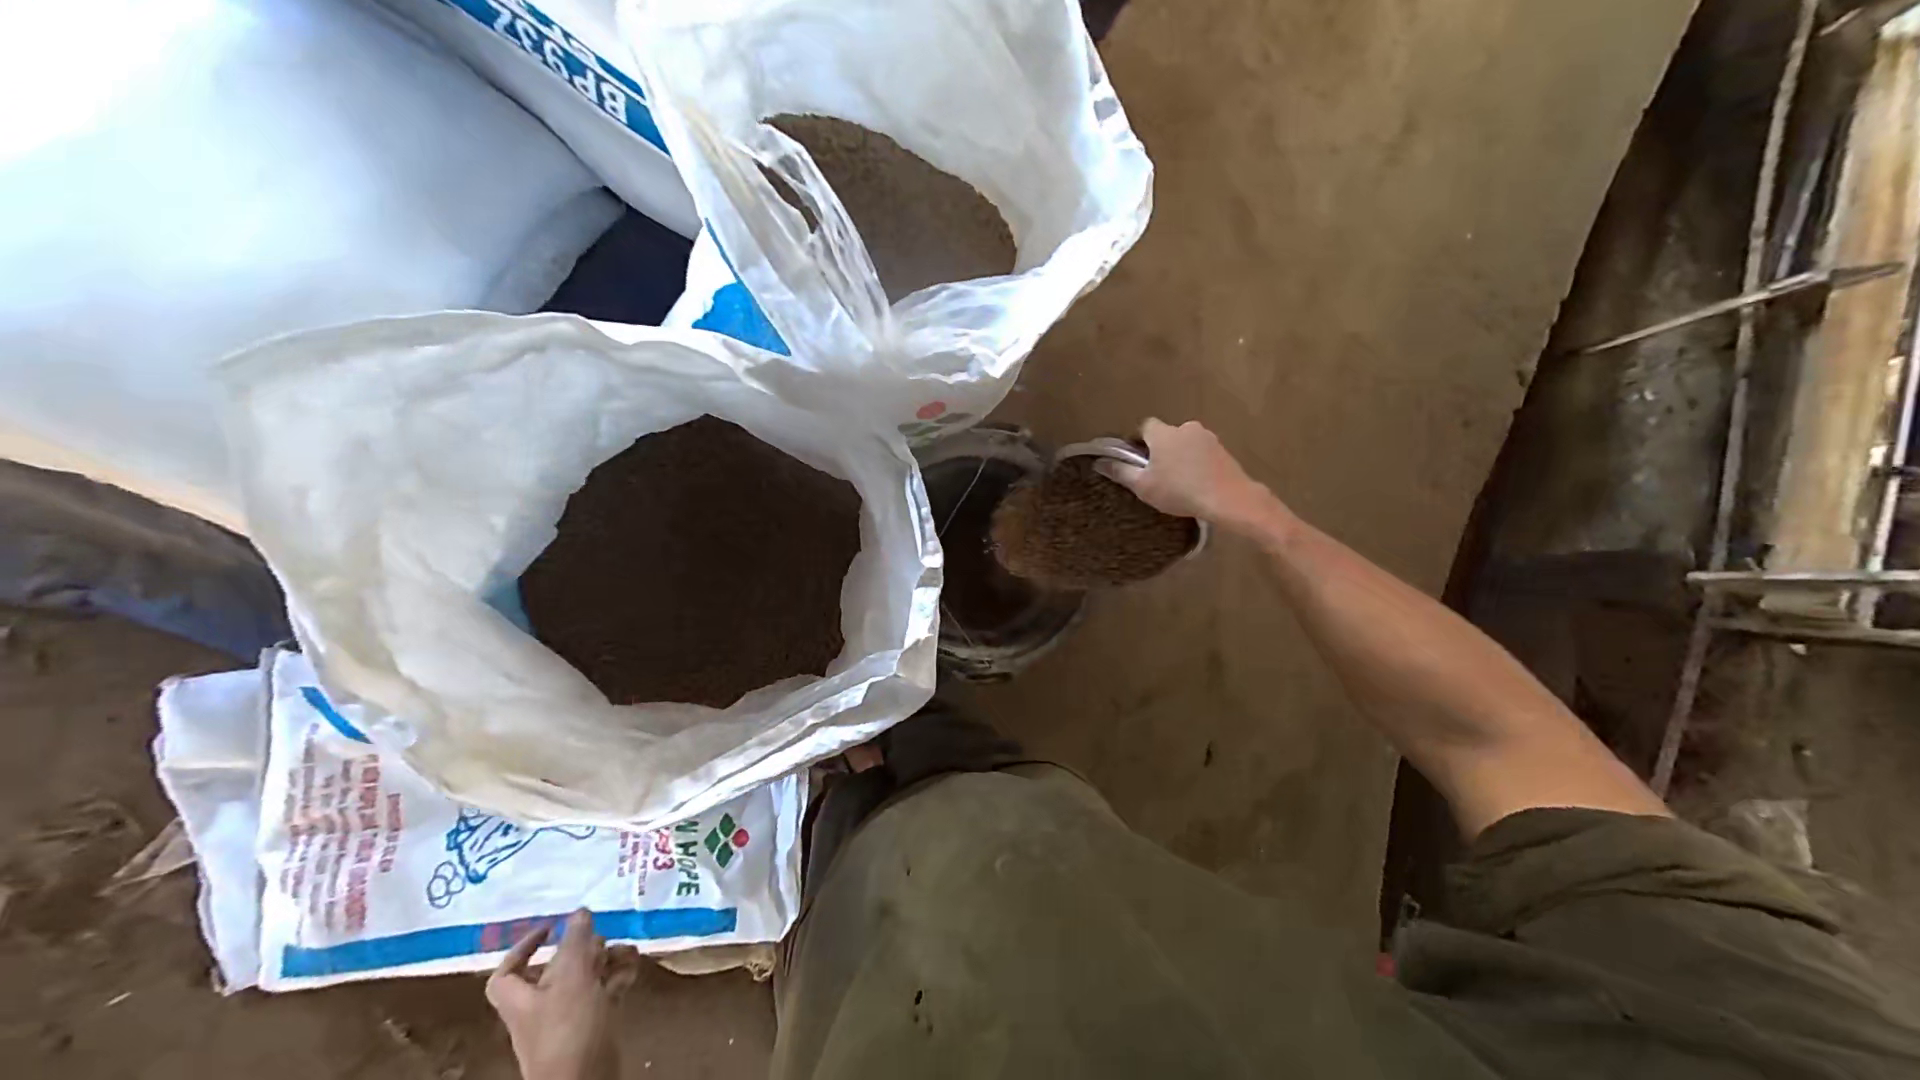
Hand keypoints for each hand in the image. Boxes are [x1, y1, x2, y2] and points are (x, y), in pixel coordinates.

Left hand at [486, 909, 639, 1079]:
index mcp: (522, 999)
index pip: (507, 972)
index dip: (523, 948)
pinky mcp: (594, 1025)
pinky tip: (634, 967)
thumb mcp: (572, 978)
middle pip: (556, 969)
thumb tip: (580, 911)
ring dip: (607, 959)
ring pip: (585, 978)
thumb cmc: (568, 1029)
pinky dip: (618, 977)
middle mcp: (542, 1007)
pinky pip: (604, 992)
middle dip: (583, 948)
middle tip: (602, 938)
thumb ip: (577, 942)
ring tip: (627, 950)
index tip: (551, 928)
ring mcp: (569, 1018)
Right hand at [1097, 419, 1285, 533]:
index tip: (1137, 460)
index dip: (1138, 441)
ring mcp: (1208, 437)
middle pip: (1166, 435)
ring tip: (1179, 482)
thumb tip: (1099, 461)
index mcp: (1163, 433)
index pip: (1145, 426)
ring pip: (1186, 443)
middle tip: (1157, 475)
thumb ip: (1121, 471)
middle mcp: (1186, 428)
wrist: (1228, 499)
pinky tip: (1197, 483)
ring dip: (1180, 456)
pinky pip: (1202, 452)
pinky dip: (1197, 463)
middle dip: (1161, 450)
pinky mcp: (1223, 450)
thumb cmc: (1179, 491)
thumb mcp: (1143, 486)